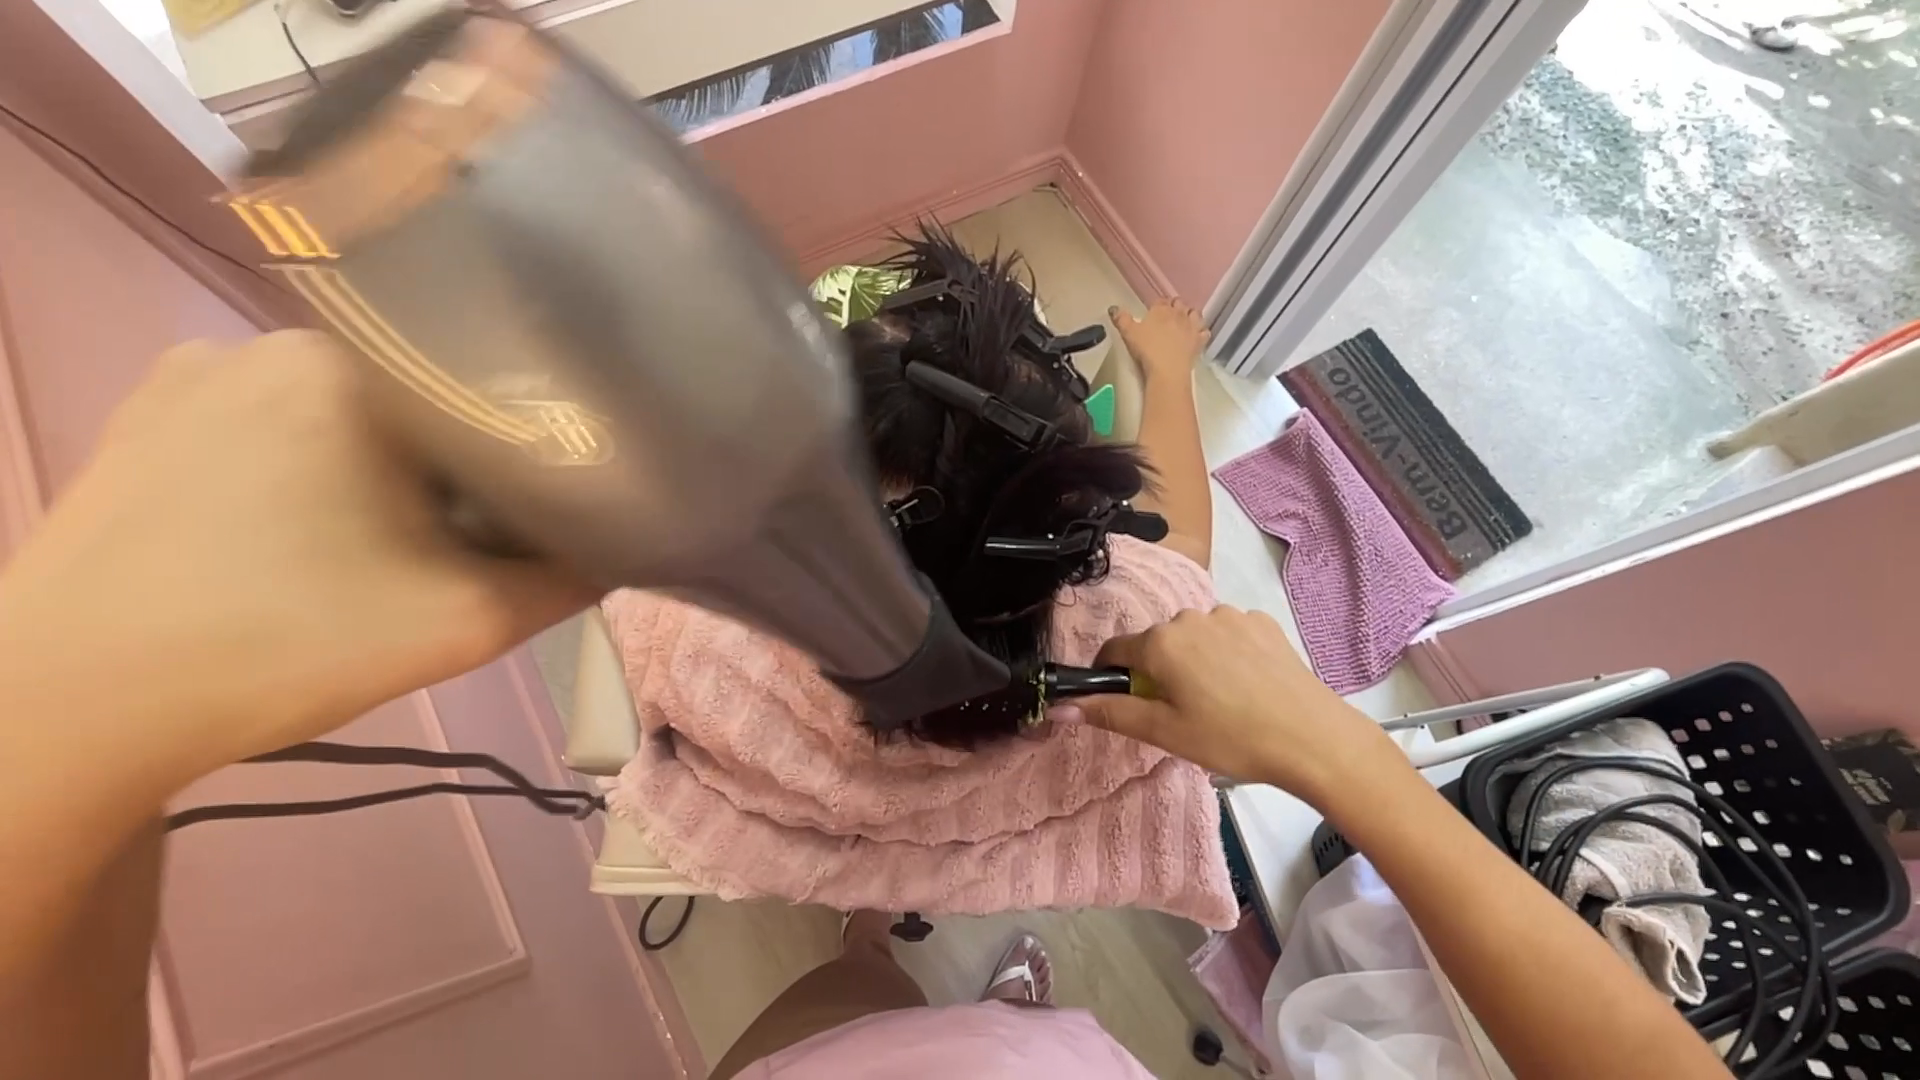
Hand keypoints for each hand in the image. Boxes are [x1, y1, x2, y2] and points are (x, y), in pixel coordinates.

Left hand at [0, 331, 595, 792]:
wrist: (68, 713)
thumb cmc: (285, 647)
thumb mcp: (471, 622)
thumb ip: (572, 578)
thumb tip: (619, 550)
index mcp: (357, 371)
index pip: (494, 399)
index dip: (534, 461)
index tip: (543, 519)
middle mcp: (274, 343)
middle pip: (426, 402)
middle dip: (461, 469)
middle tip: (467, 544)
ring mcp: (198, 373)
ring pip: (356, 412)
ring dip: (390, 467)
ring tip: (388, 540)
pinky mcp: (147, 415)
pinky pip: (280, 421)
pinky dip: (318, 461)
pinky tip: (308, 524)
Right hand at [1049, 607, 1407, 806]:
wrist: (1313, 738)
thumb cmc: (1231, 738)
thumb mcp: (1165, 733)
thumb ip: (1110, 714)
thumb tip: (1059, 708)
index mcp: (1160, 642)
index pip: (1114, 651)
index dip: (1110, 677)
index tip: (1123, 703)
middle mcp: (1190, 617)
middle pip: (1155, 643)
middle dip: (1156, 672)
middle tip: (1180, 714)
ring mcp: (1229, 616)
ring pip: (1193, 638)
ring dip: (1192, 662)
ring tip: (1219, 701)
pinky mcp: (1261, 622)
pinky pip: (1227, 634)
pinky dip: (1226, 655)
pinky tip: (1246, 685)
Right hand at [1110, 298, 1209, 385]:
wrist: (1167, 369)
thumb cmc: (1146, 349)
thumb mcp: (1128, 333)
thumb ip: (1121, 319)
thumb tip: (1113, 308)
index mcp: (1161, 310)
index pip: (1159, 301)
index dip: (1156, 306)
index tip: (1151, 313)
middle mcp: (1179, 314)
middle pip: (1178, 304)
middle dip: (1174, 307)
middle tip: (1166, 317)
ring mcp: (1192, 326)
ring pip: (1194, 313)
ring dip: (1189, 315)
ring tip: (1182, 322)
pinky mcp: (1200, 340)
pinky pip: (1204, 331)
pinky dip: (1201, 331)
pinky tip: (1196, 335)